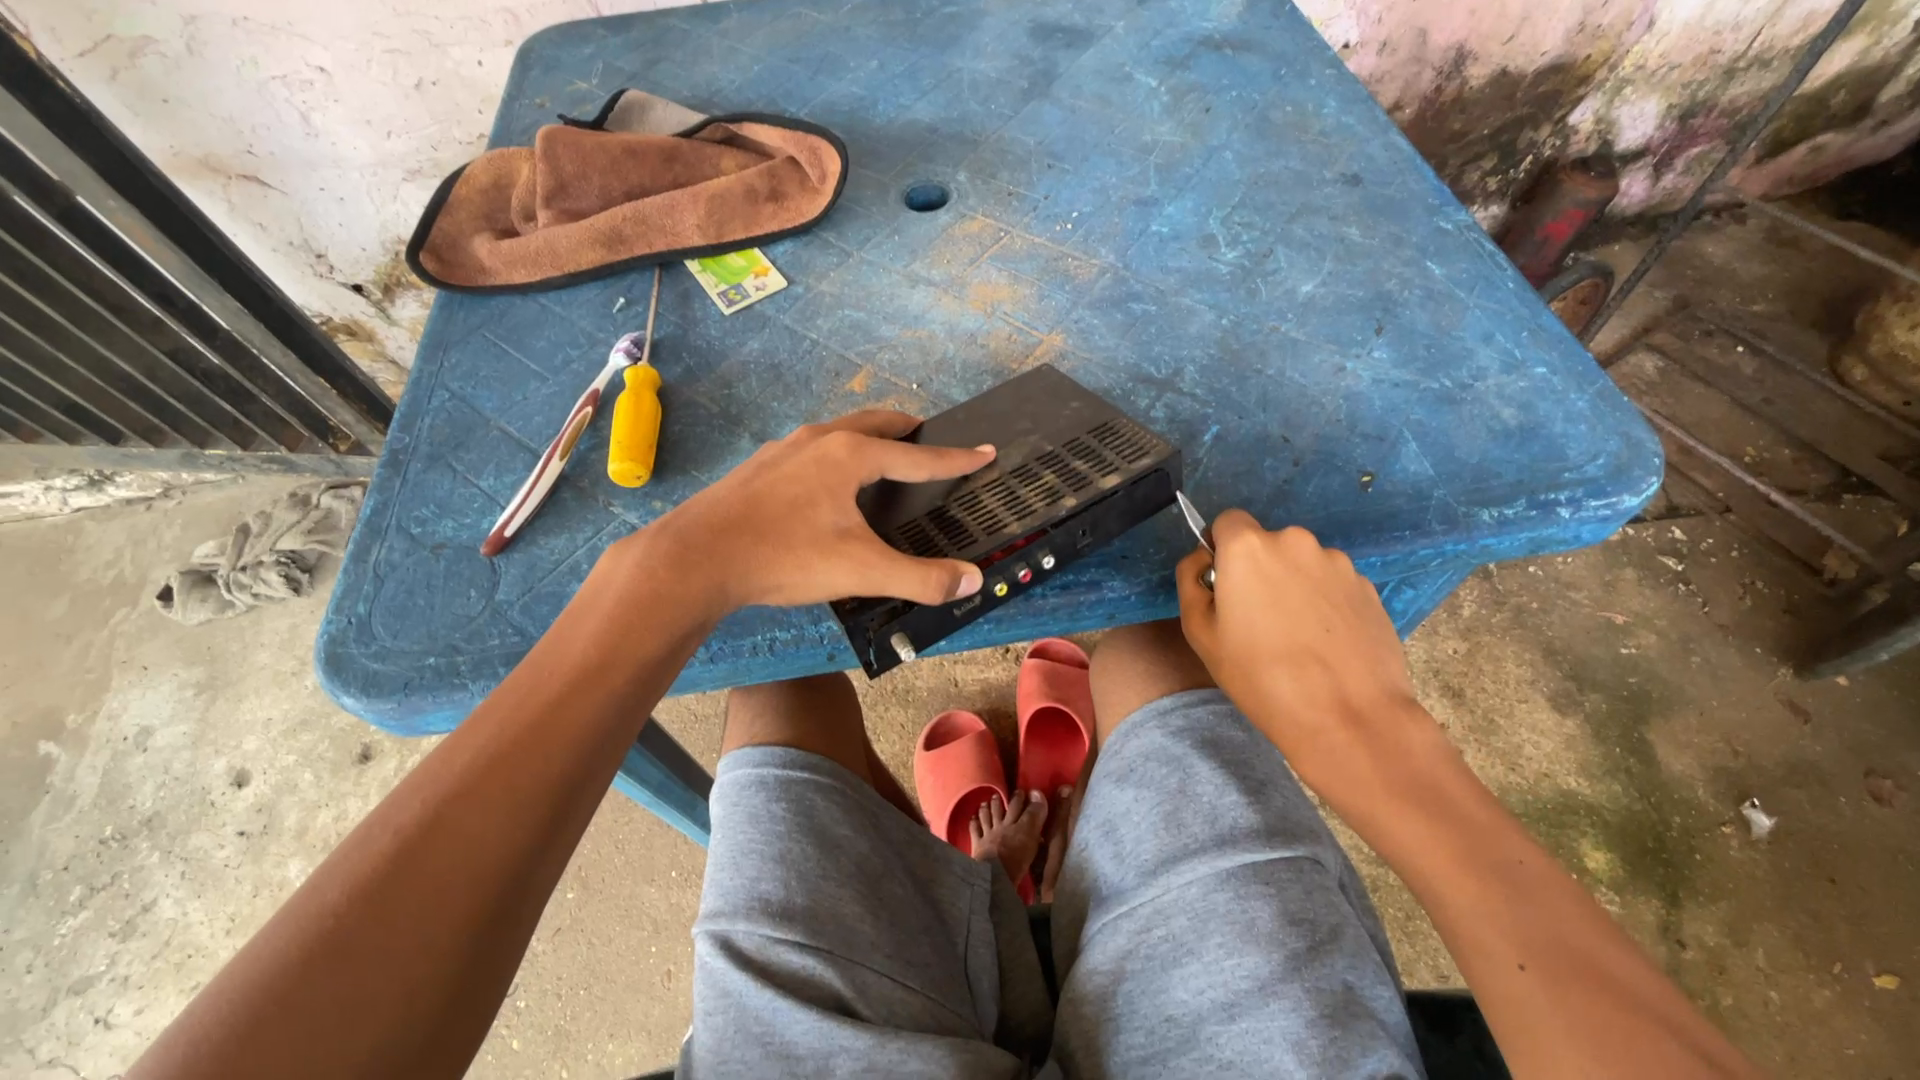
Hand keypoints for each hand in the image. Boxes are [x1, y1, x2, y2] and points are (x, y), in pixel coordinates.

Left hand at [614, 410, 992, 614]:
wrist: (696, 557)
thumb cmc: (785, 556)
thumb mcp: (861, 571)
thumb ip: (920, 578)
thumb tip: (971, 580)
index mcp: (850, 455)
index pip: (918, 455)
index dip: (955, 458)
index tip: (984, 451)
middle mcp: (819, 440)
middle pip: (874, 424)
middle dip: (905, 429)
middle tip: (926, 436)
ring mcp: (782, 451)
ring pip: (836, 434)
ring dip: (865, 439)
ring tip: (878, 458)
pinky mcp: (757, 469)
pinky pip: (809, 452)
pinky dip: (832, 457)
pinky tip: (822, 487)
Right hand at [1175, 510, 1436, 794]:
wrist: (1348, 716)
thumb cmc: (1260, 676)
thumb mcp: (1200, 633)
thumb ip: (1191, 583)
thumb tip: (1203, 561)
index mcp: (1249, 547)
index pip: (1228, 521)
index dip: (1220, 548)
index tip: (1223, 584)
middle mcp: (1296, 541)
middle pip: (1267, 545)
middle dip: (1259, 571)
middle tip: (1257, 621)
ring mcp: (1338, 563)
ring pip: (1302, 565)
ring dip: (1294, 587)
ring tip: (1296, 638)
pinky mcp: (1368, 588)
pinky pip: (1332, 586)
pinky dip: (1324, 604)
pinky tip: (1325, 646)